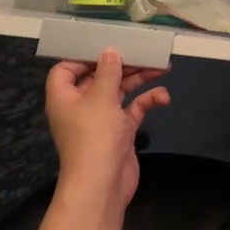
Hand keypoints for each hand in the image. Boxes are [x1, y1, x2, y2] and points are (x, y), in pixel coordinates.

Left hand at [44, 50, 169, 209]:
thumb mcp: (101, 98)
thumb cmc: (94, 136)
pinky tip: (163, 97)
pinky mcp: (121, 130)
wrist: (102, 183)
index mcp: (65, 97)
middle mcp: (81, 106)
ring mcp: (102, 119)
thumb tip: (110, 51)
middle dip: (122, 64)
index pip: (66, 70)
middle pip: (100, 77)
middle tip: (145, 52)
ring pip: (120, 90)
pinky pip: (134, 108)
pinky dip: (148, 100)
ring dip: (140, 79)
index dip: (83, 57)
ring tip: (163, 66)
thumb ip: (109, 72)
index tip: (107, 47)